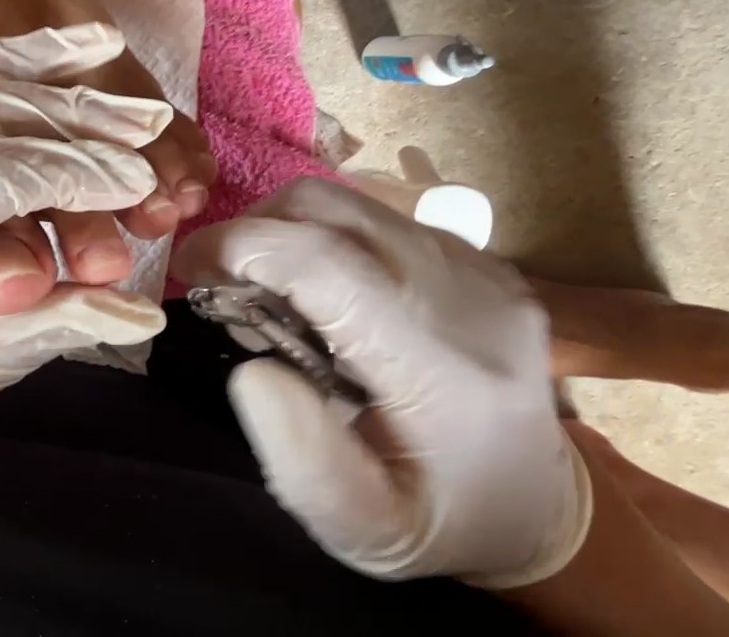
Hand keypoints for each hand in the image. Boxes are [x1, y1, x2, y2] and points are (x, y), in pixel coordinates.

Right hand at [171, 179, 593, 587]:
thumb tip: (251, 365)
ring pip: (345, 201)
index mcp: (444, 371)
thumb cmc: (434, 521)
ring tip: (267, 286)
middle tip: (223, 282)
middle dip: (251, 229)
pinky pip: (372, 215)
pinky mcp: (478, 260)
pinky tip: (317, 288)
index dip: (238, 247)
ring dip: (282, 229)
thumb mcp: (358, 526)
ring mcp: (483, 272)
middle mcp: (473, 302)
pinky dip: (319, 234)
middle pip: (328, 209)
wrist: (539, 514)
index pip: (324, 262)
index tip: (188, 270)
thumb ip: (299, 455)